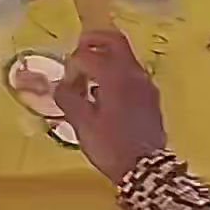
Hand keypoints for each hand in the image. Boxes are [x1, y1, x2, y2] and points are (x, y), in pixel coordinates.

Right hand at [55, 29, 167, 181]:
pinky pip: (131, 72)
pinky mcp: (150, 96)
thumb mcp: (83, 124)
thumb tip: (59, 86)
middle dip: (93, 41)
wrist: (146, 169)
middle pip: (114, 41)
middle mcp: (134, 73)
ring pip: (124, 56)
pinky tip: (103, 93)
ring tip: (87, 77)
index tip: (65, 86)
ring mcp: (145, 84)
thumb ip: (68, 99)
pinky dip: (115, 72)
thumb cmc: (111, 146)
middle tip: (77, 49)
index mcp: (116, 76)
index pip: (88, 56)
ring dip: (104, 57)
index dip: (71, 66)